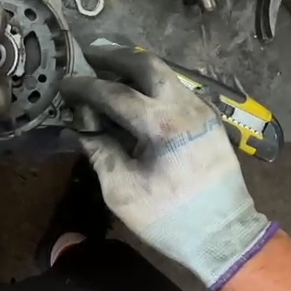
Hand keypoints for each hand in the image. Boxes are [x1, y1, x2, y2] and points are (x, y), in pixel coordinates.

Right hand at [59, 46, 274, 289]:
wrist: (226, 236)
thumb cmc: (170, 218)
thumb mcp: (122, 191)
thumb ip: (100, 151)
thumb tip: (83, 124)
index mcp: (162, 125)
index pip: (115, 93)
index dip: (85, 87)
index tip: (64, 83)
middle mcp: (185, 106)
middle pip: (146, 64)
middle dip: (113, 56)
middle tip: (88, 54)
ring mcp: (201, 108)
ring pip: (164, 72)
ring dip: (133, 66)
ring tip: (106, 68)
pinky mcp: (208, 117)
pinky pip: (174, 87)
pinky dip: (150, 82)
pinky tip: (134, 92)